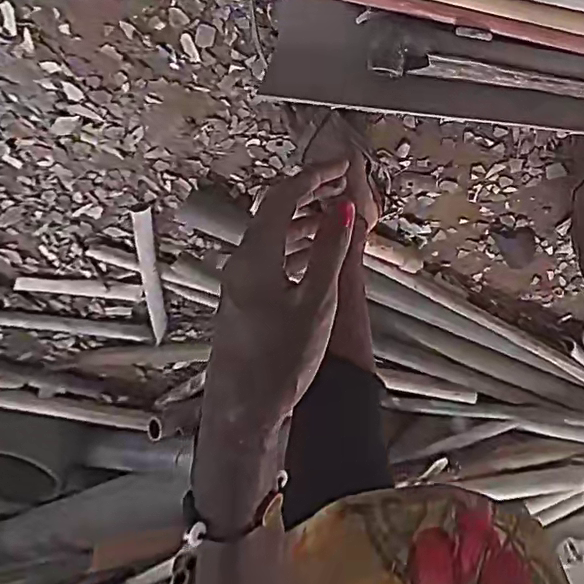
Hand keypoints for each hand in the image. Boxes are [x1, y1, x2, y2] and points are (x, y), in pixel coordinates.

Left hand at [210, 161, 357, 428]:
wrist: (243, 415)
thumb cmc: (277, 364)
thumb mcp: (316, 302)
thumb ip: (330, 251)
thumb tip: (342, 211)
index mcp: (256, 256)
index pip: (284, 196)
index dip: (315, 176)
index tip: (341, 168)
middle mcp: (243, 262)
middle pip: (276, 210)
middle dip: (310, 193)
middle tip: (342, 186)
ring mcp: (241, 280)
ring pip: (274, 233)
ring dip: (305, 219)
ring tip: (337, 216)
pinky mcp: (246, 298)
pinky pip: (272, 255)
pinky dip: (297, 244)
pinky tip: (317, 254)